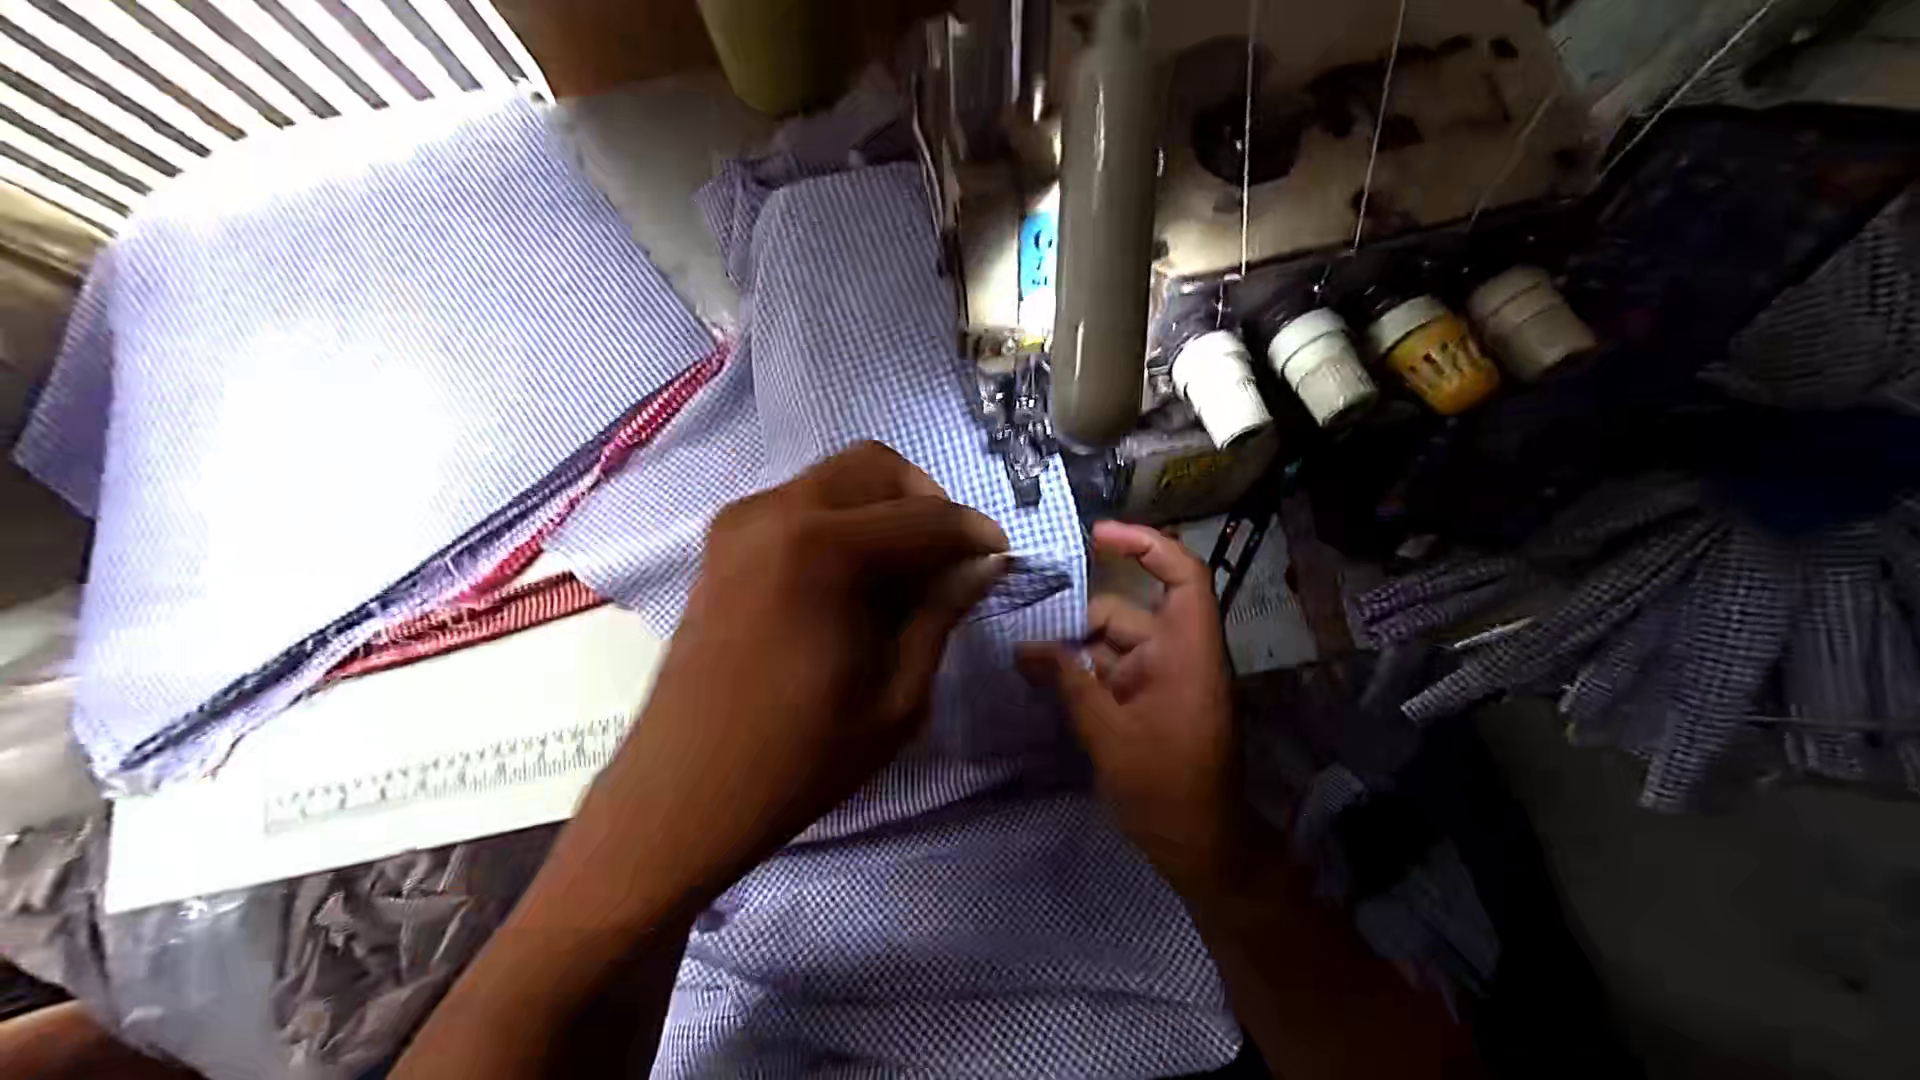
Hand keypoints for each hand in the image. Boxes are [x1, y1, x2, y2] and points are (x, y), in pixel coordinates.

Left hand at [572, 442, 1009, 912]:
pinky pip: (800, 502)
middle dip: (928, 501)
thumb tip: (984, 562)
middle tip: (950, 557)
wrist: (682, 794)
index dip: (974, 532)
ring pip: (836, 478)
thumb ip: (942, 612)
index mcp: (825, 549)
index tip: (1001, 556)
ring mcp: (741, 522)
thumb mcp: (897, 696)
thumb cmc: (800, 758)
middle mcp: (778, 511)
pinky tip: (854, 577)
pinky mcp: (722, 542)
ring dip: (884, 507)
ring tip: (905, 570)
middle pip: (876, 466)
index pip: (926, 517)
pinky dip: (842, 519)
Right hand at [1019, 521, 1247, 888]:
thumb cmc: (1166, 790)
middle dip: (1075, 624)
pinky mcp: (1150, 699)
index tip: (1097, 536)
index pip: (1182, 576)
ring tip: (1026, 664)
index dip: (1146, 544)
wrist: (1202, 848)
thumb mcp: (1108, 735)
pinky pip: (1113, 670)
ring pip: (1112, 644)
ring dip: (1073, 653)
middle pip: (1125, 614)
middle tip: (1023, 639)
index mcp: (1187, 652)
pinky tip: (1045, 682)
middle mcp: (1177, 654)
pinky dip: (1083, 674)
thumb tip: (1027, 648)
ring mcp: (1164, 677)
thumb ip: (1069, 683)